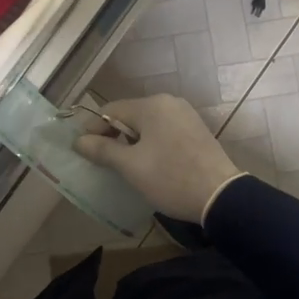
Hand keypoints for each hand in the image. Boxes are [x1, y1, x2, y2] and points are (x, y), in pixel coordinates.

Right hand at [73, 95, 245, 222]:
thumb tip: (79, 141)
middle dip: (114, 135)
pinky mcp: (196, 130)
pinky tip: (151, 164)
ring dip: (133, 141)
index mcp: (152, 105)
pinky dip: (152, 143)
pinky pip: (164, 130)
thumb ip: (103, 150)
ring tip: (126, 166)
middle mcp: (169, 102)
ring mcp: (186, 115)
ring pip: (148, 124)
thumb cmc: (171, 178)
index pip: (111, 109)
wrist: (220, 196)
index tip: (85, 152)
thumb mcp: (131, 166)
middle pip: (130, 114)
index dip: (94, 129)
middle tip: (104, 162)